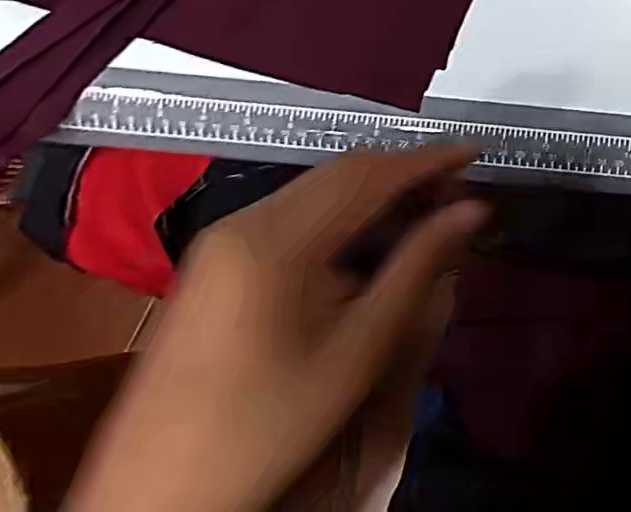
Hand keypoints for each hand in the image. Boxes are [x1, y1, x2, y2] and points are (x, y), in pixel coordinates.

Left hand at [66, 146, 488, 511]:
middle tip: (457, 190)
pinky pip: (298, 208)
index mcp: (275, 240)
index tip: (476, 153)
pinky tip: (371, 235)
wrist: (154, 496)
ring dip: (377, 189)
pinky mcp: (219, 255)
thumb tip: (472, 210)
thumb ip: (419, 267)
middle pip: (344, 171)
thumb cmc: (267, 426)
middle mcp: (245, 221)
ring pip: (321, 186)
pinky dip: (346, 208)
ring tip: (425, 210)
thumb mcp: (359, 349)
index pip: (370, 174)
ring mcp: (225, 236)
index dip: (429, 159)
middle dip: (406, 171)